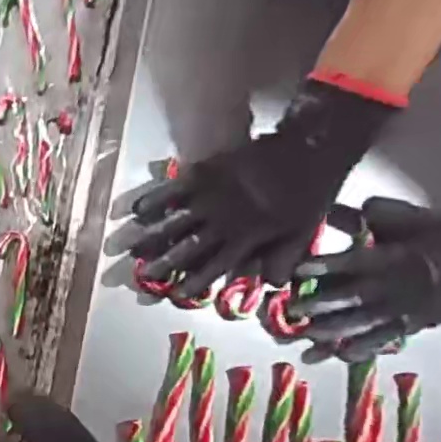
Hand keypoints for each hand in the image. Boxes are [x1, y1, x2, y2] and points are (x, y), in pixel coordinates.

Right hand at [0, 394, 150, 441]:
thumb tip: (3, 439)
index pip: (44, 430)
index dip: (25, 411)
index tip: (5, 399)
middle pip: (65, 427)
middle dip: (42, 407)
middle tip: (18, 396)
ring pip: (80, 434)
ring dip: (57, 416)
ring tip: (35, 406)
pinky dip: (71, 432)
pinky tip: (60, 433)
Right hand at [122, 79, 399, 296]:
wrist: (310, 148)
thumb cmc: (308, 192)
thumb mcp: (302, 232)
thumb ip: (283, 259)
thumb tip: (270, 285)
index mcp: (244, 238)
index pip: (214, 267)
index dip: (195, 281)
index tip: (177, 294)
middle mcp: (221, 222)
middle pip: (185, 248)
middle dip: (163, 263)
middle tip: (142, 274)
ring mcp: (209, 197)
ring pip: (173, 222)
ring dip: (150, 236)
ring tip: (130, 247)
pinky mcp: (204, 174)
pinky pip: (172, 189)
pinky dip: (153, 199)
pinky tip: (137, 209)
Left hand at [291, 198, 440, 362]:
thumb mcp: (419, 220)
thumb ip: (379, 215)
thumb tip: (344, 206)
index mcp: (394, 256)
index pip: (352, 261)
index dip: (324, 267)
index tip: (298, 272)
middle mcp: (394, 285)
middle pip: (348, 298)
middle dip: (316, 306)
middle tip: (288, 313)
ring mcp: (404, 308)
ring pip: (359, 324)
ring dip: (329, 333)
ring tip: (302, 341)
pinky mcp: (415, 324)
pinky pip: (384, 340)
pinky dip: (361, 349)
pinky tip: (339, 356)